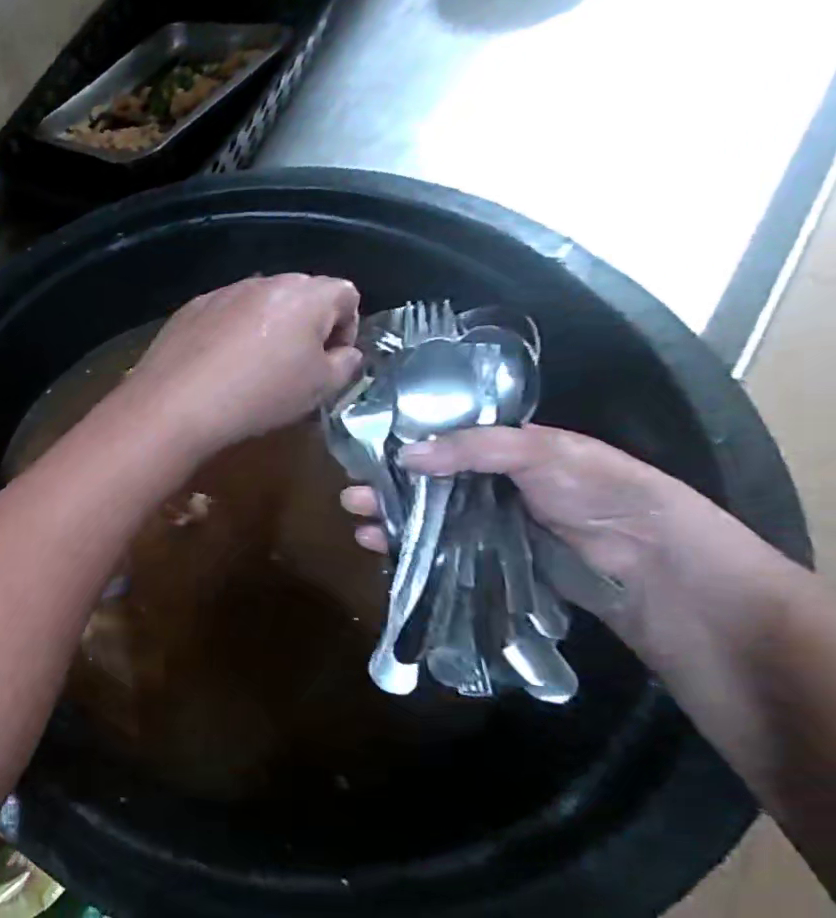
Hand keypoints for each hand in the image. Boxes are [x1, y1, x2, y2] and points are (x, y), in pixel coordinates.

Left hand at [116, 274, 361, 454]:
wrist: (174, 403)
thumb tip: (342, 352)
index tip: (330, 361)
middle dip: (306, 325)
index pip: (345, 294)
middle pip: (299, 294)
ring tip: (252, 368)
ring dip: (265, 327)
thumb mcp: (320, 387)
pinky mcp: (186, 311)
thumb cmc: (258, 394)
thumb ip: (345, 363)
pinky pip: (221, 316)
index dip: (346, 328)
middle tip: (295, 366)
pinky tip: (217, 366)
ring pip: (257, 304)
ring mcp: (218, 294)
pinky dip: (228, 333)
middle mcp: (260, 283)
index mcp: (304, 294)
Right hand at [339, 424, 693, 582]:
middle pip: (421, 481)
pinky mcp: (485, 560)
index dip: (400, 443)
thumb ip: (474, 447)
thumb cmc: (606, 495)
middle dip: (383, 485)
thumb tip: (402, 456)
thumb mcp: (545, 452)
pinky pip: (433, 549)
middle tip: (352, 492)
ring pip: (421, 515)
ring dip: (385, 515)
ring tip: (357, 517)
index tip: (363, 449)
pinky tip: (375, 543)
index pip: (441, 440)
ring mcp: (486, 524)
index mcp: (506, 449)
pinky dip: (400, 546)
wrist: (659, 571)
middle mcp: (490, 484)